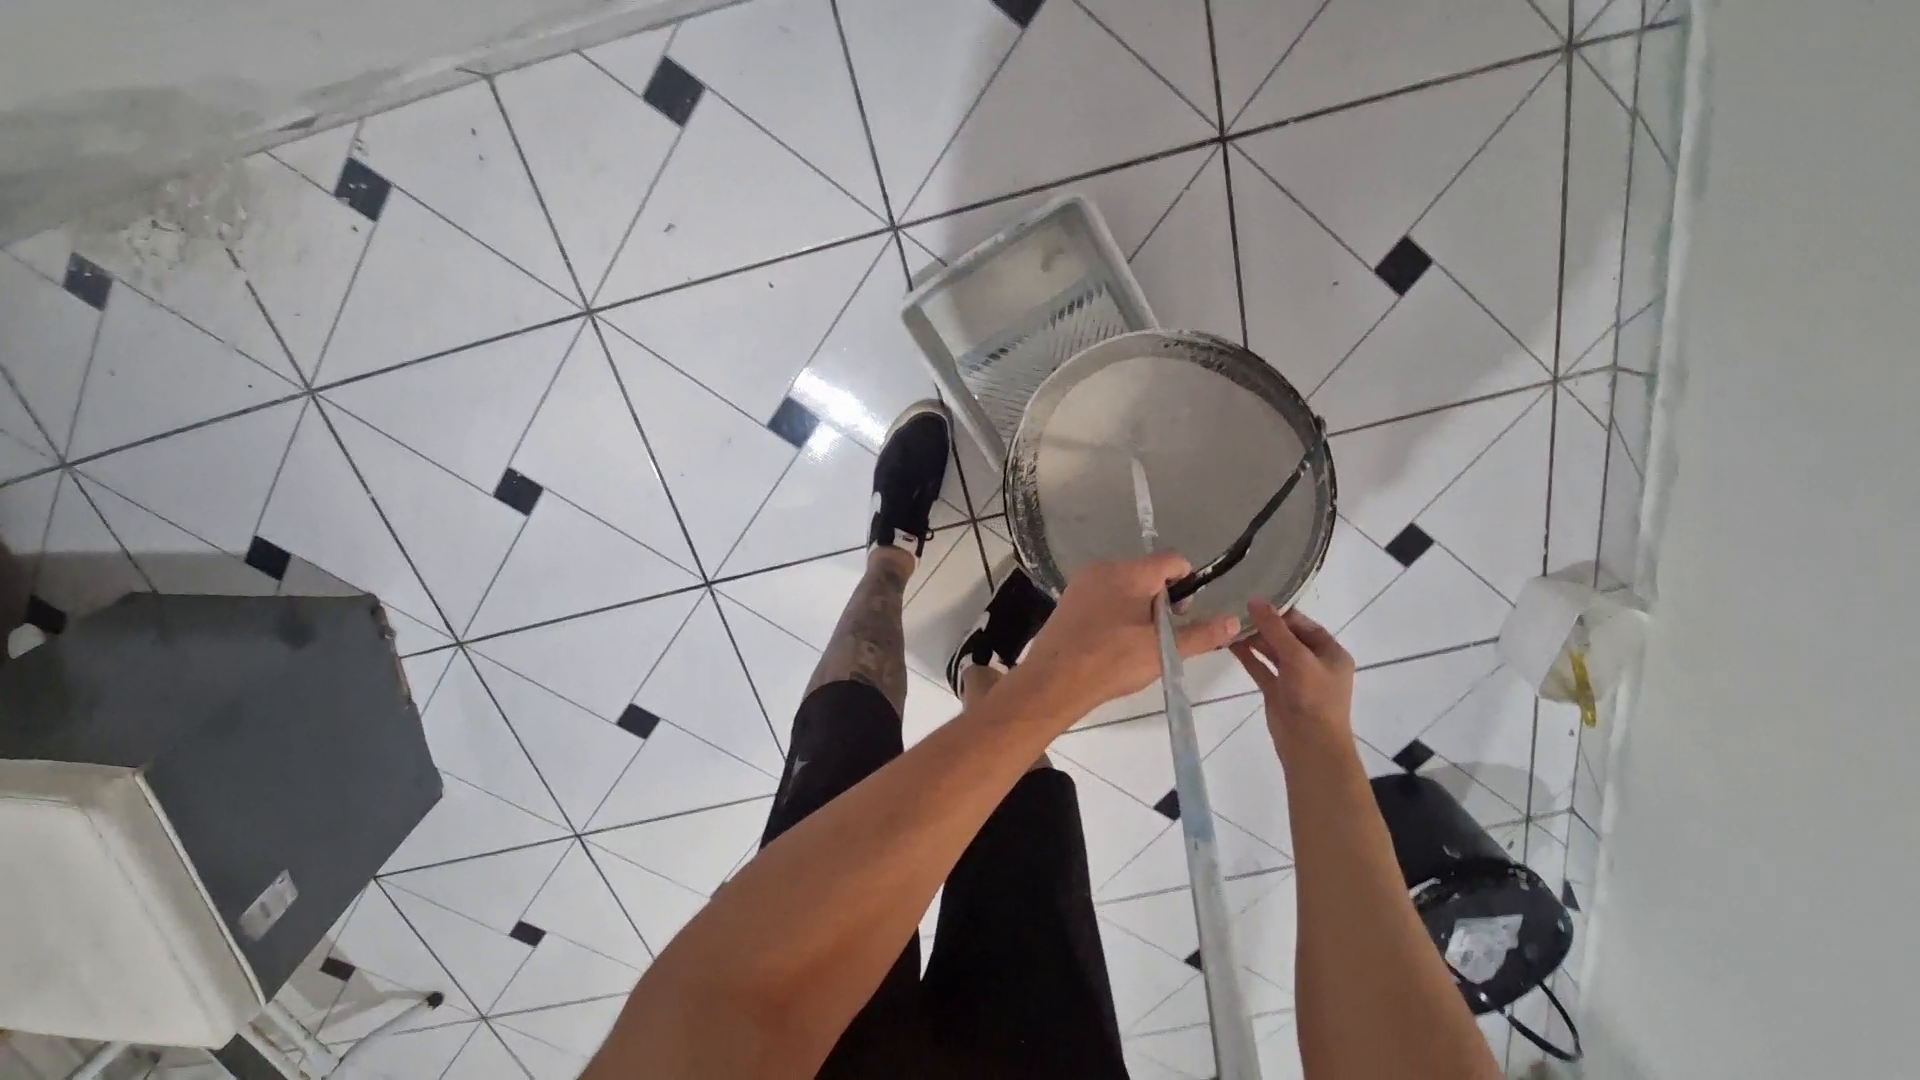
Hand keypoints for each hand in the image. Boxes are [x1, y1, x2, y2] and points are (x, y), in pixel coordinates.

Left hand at [1014, 554, 1241, 720]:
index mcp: (1129, 572)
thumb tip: (1235, 620)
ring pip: (1124, 587)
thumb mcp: (1163, 651)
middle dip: (1162, 600)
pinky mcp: (1068, 602)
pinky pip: (1103, 599)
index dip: (1187, 583)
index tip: (1183, 616)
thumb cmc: (1111, 661)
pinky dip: (1115, 615)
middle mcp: (1103, 569)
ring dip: (1139, 609)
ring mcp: (1082, 584)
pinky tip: (1113, 644)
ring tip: (1137, 644)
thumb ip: (1201, 634)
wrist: (1053, 682)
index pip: (1172, 560)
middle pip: (1147, 574)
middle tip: (1160, 636)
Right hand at [1230, 599, 1355, 756]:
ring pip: (1272, 652)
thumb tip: (1254, 600)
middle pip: (1287, 637)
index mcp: (1331, 653)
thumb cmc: (1313, 697)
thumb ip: (1275, 629)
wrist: (1310, 745)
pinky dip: (1248, 656)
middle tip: (1236, 610)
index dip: (1281, 613)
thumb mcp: (1297, 657)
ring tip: (1229, 624)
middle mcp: (1314, 663)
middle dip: (1264, 625)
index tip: (1254, 601)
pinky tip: (1229, 644)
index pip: (1304, 625)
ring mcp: (1295, 678)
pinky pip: (1261, 668)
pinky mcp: (1278, 691)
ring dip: (1254, 639)